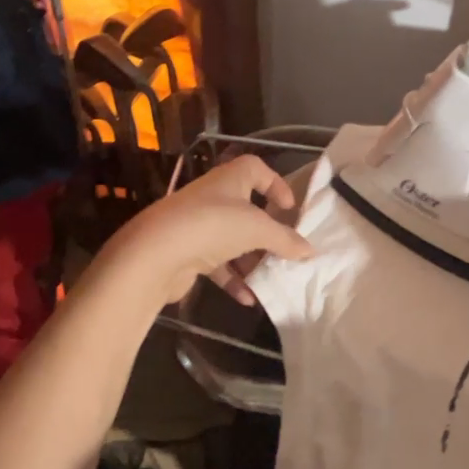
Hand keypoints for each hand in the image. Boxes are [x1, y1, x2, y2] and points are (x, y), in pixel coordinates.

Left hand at [96, 155, 312, 306]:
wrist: (157, 253)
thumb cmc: (213, 226)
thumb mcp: (258, 230)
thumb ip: (286, 240)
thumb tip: (311, 251)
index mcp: (229, 179)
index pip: (256, 169)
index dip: (275, 184)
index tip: (290, 208)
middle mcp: (212, 197)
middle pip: (246, 209)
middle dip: (266, 232)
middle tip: (285, 250)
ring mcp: (197, 225)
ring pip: (232, 240)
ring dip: (251, 259)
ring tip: (270, 277)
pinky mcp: (187, 252)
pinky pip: (217, 265)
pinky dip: (233, 280)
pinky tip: (248, 299)